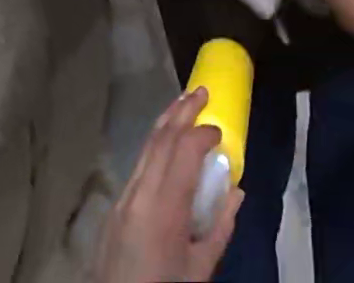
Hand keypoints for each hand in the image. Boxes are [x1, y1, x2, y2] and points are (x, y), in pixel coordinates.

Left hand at [92, 88, 243, 282]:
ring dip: (166, 121)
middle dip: (182, 111)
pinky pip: (139, 163)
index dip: (202, 134)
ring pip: (146, 147)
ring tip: (184, 102)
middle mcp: (140, 193)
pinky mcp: (116, 204)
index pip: (183, 153)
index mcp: (164, 209)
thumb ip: (219, 228)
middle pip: (160, 140)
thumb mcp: (200, 271)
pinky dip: (156, 144)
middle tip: (201, 90)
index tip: (220, 130)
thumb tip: (237, 192)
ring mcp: (124, 196)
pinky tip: (167, 141)